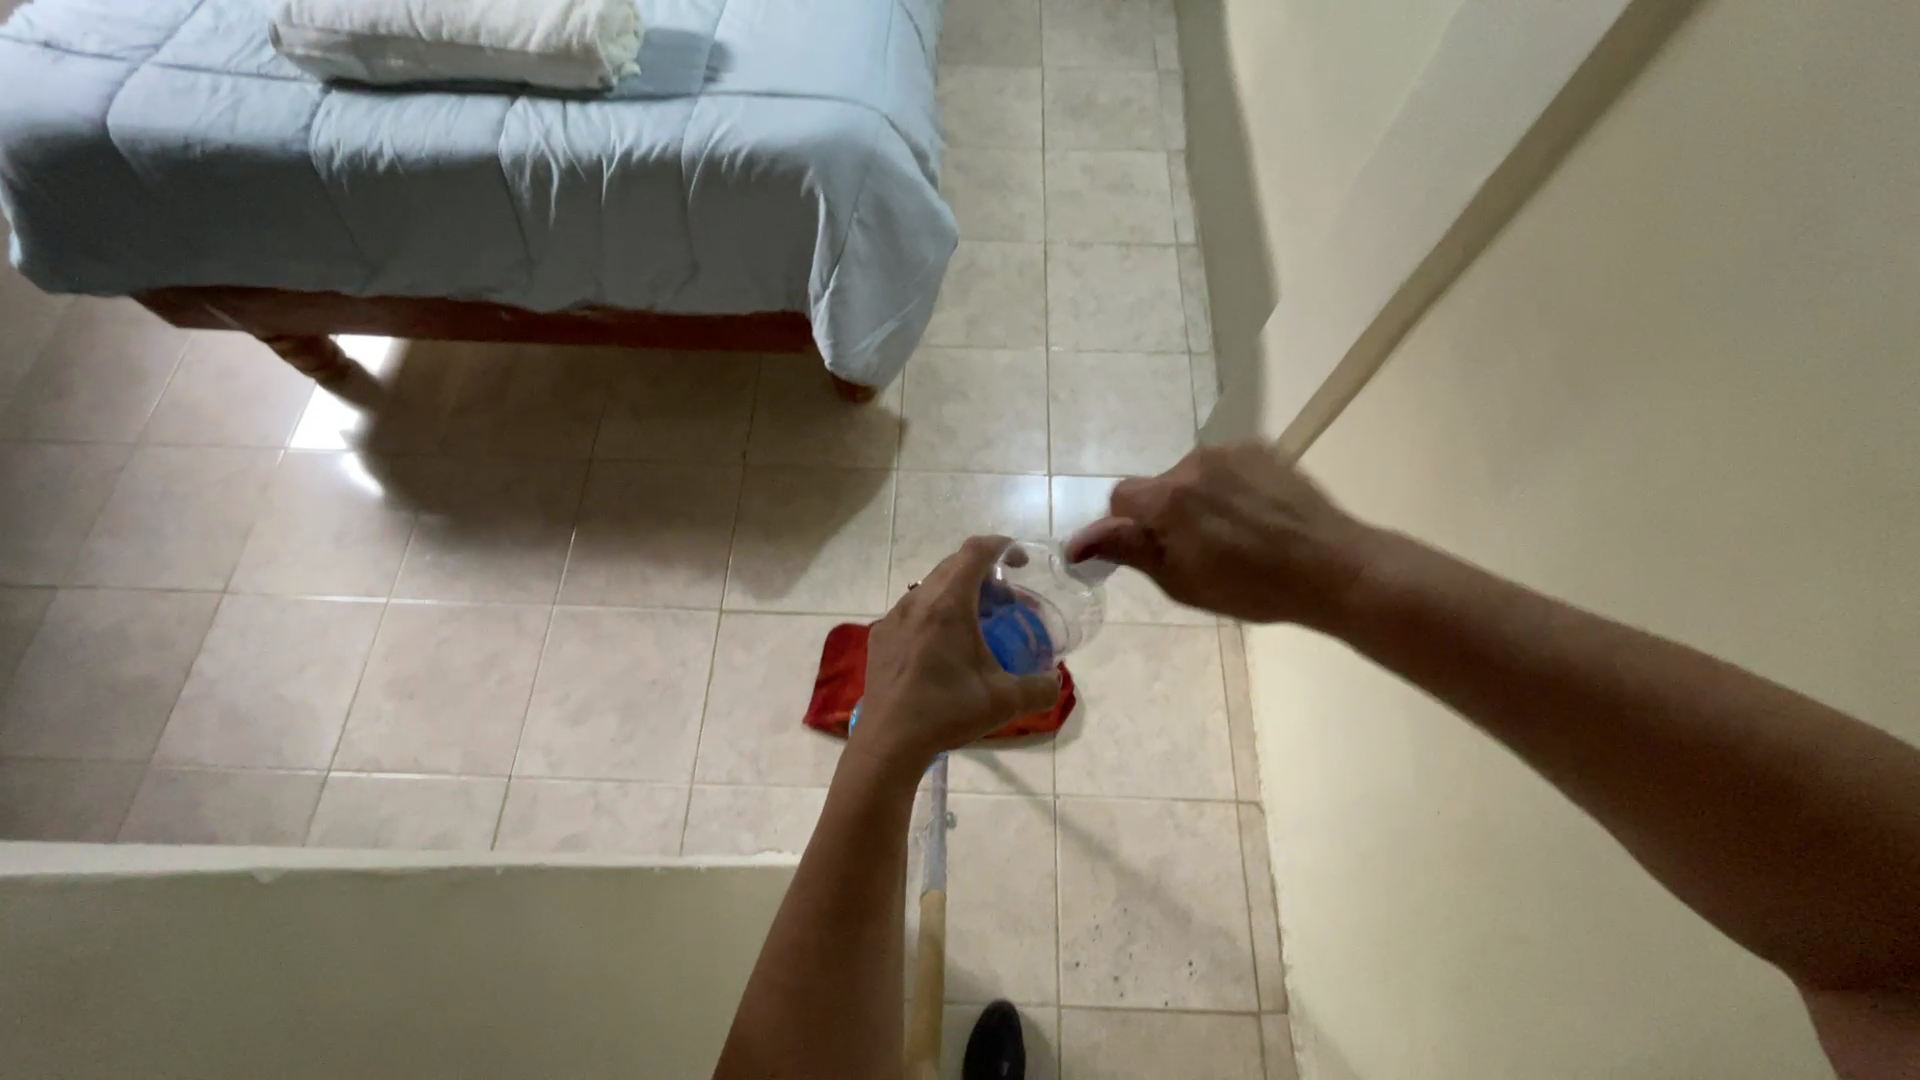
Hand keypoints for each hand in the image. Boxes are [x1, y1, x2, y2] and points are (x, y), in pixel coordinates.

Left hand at [851, 536, 1063, 777]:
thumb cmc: (947, 712)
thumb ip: (1040, 688)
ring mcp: (894, 617)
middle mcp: (918, 600)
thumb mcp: (1005, 702)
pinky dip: (934, 614)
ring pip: (930, 587)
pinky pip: (912, 611)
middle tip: (1007, 601)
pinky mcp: (880, 636)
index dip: (1001, 546)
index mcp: (949, 604)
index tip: (1020, 561)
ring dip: (957, 593)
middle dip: (984, 574)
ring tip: (976, 623)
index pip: (976, 551)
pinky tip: (942, 647)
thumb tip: (1056, 681)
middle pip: (953, 566)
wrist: (889, 740)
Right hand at [1065, 440, 1379, 625]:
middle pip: (1159, 486)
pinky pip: (1225, 465)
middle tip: (1199, 551)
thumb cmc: (1252, 587)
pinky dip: (1227, 486)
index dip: (1129, 527)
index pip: (1120, 498)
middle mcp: (1195, 462)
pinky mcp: (1262, 448)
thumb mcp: (1180, 580)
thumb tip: (1075, 543)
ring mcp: (1232, 450)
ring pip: (1192, 475)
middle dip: (1166, 514)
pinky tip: (1253, 514)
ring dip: (1197, 499)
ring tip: (1233, 533)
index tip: (1155, 552)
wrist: (1333, 568)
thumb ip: (1127, 550)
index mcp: (1169, 497)